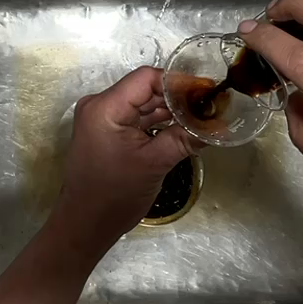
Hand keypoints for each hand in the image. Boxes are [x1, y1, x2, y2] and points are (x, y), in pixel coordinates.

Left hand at [49, 67, 198, 251]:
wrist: (85, 225)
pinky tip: (181, 127)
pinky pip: (136, 117)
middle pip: (145, 89)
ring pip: (142, 103)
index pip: (146, 78)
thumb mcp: (155, 163)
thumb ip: (184, 138)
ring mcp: (102, 118)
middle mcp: (100, 105)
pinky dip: (157, 122)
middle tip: (210, 105)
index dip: (178, 82)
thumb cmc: (116, 194)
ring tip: (201, 116)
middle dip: (177, 97)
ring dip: (169, 110)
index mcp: (105, 107)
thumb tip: (217, 125)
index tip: (206, 91)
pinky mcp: (107, 131)